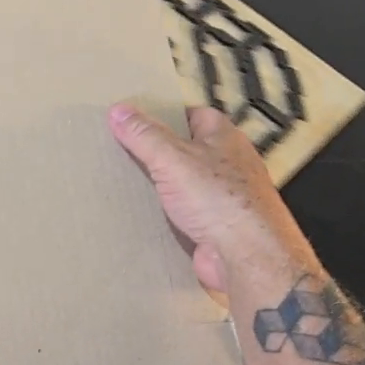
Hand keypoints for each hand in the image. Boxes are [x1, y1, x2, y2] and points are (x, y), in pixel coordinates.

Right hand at [107, 104, 322, 306]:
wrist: (247, 256)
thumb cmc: (216, 198)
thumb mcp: (172, 158)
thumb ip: (144, 134)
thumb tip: (118, 109)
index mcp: (225, 138)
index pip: (194, 115)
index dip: (166, 116)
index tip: (136, 122)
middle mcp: (230, 163)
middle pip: (189, 148)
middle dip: (159, 152)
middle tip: (125, 152)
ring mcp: (226, 195)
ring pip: (187, 182)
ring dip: (163, 184)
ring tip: (128, 182)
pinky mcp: (218, 224)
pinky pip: (188, 210)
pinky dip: (169, 212)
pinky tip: (146, 214)